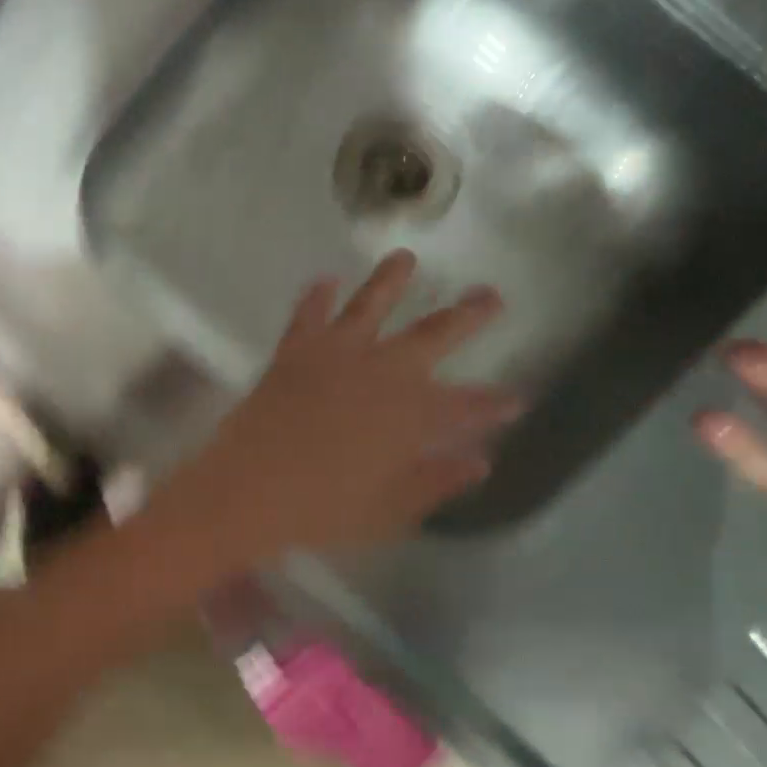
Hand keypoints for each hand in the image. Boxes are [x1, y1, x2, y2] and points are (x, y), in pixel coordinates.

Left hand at [162, 249, 519, 555]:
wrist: (249, 489)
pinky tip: (324, 279)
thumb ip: (436, 481)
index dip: (493, 403)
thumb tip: (479, 462)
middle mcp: (381, 375)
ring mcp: (335, 358)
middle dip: (466, 316)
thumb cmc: (322, 510)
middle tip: (490, 295)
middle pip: (433, 337)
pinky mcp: (293, 354)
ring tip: (404, 256)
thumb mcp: (391, 510)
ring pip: (369, 307)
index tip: (517, 397)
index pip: (468, 406)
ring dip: (389, 281)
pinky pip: (307, 317)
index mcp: (413, 417)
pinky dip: (315, 297)